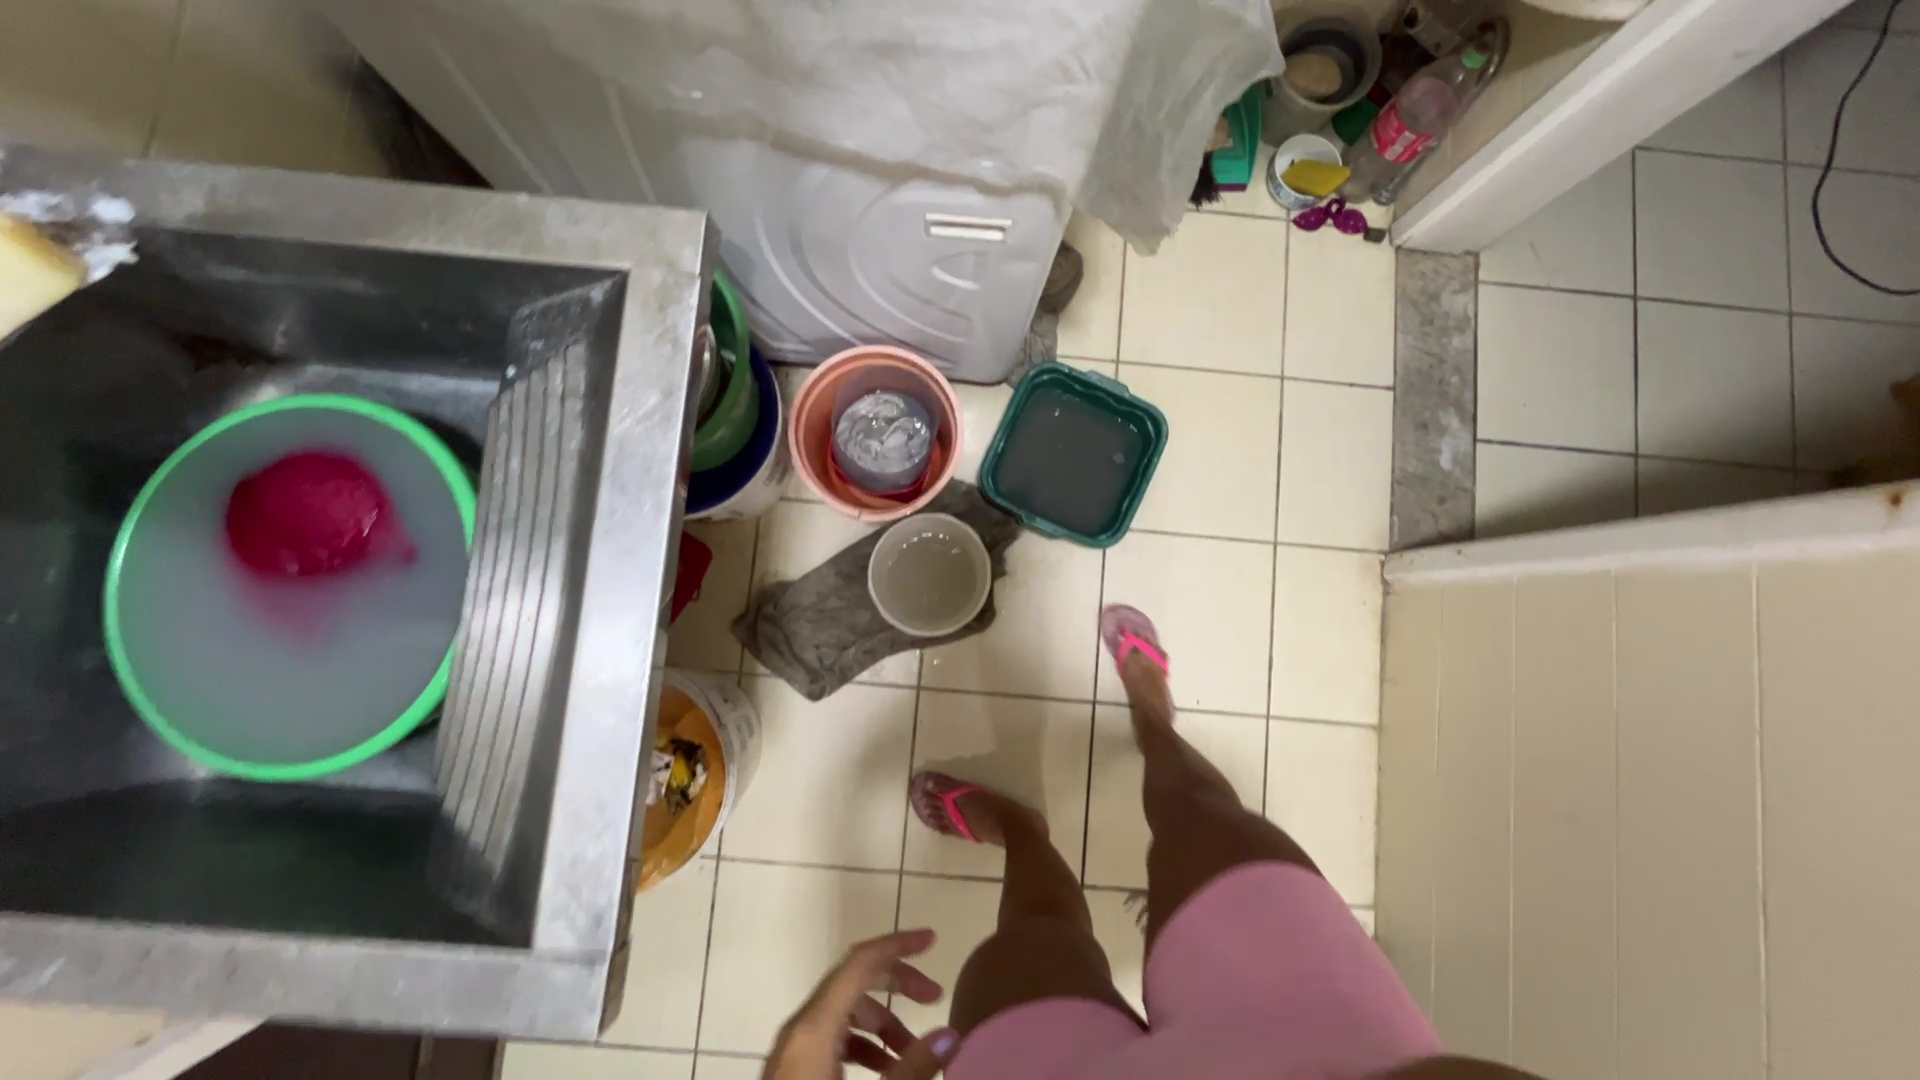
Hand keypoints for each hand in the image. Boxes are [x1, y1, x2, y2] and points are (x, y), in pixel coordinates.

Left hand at [763, 929, 959, 1079]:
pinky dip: (863, 1043)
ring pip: (844, 1012)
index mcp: (815, 1027)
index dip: (898, 945)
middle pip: (855, 982)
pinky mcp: (792, 1070)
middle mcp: (800, 1027)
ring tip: (914, 1051)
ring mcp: (793, 1049)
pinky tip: (885, 1070)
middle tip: (935, 997)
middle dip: (897, 983)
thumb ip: (911, 1069)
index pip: (861, 962)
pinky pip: (833, 1037)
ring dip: (882, 1021)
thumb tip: (951, 1034)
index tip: (933, 941)